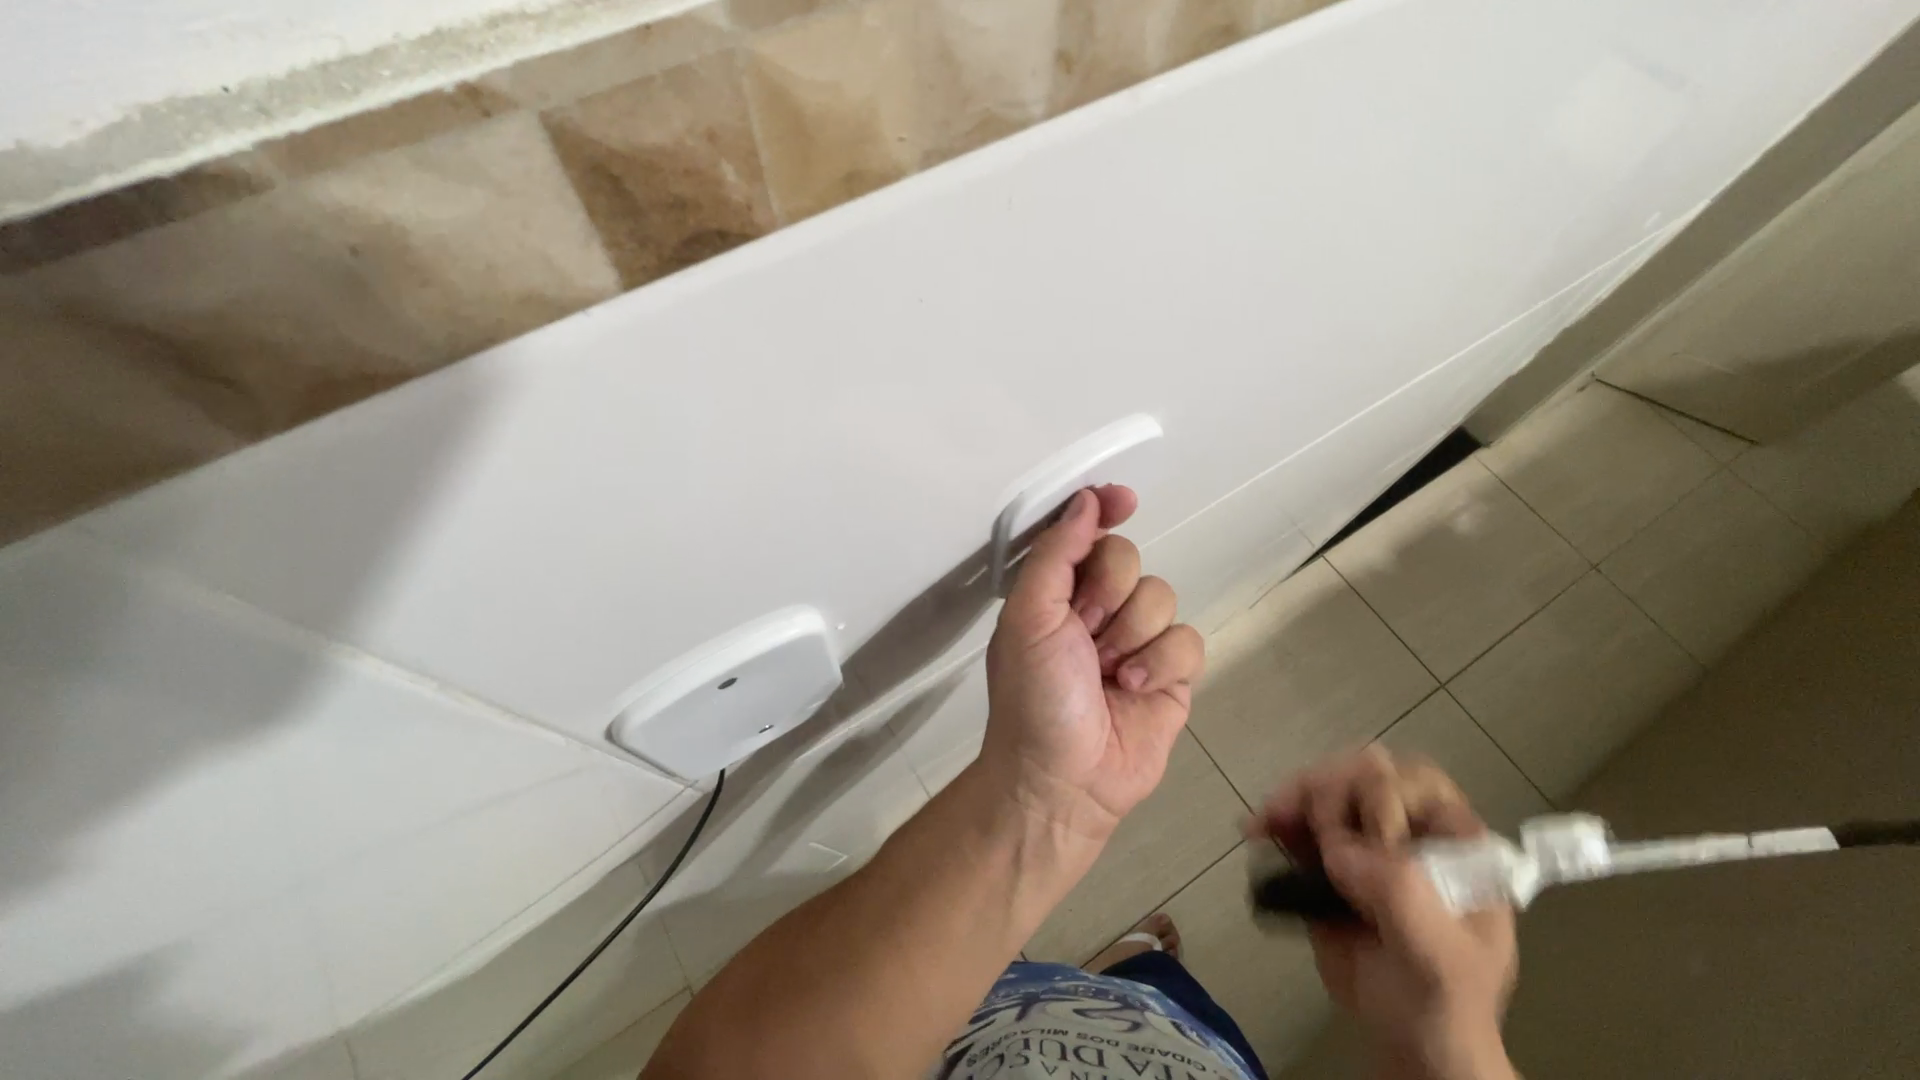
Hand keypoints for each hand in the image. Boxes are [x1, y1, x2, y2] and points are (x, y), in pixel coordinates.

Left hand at [980, 486, 1204, 841]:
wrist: (1062, 780)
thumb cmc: (1033, 697)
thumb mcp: (1028, 618)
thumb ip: (1055, 555)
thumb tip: (1085, 500)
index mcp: (1056, 594)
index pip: (1086, 534)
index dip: (1104, 510)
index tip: (1123, 499)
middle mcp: (1097, 610)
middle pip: (1129, 560)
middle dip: (1109, 595)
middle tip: (1085, 633)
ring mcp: (1137, 641)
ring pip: (1162, 597)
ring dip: (1132, 636)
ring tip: (1108, 675)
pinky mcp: (1171, 674)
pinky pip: (1188, 640)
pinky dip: (1161, 663)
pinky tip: (1134, 691)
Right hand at [1257, 749, 1518, 1079]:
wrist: (1410, 1043)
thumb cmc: (1444, 1001)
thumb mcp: (1439, 955)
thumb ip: (1400, 894)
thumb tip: (1339, 850)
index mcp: (1454, 843)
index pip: (1417, 783)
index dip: (1384, 798)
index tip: (1368, 841)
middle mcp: (1410, 832)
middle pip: (1362, 777)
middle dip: (1324, 790)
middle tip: (1292, 818)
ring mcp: (1367, 844)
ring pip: (1324, 793)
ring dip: (1290, 800)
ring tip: (1260, 822)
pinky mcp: (1329, 862)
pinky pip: (1299, 825)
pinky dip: (1274, 822)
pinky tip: (1255, 832)